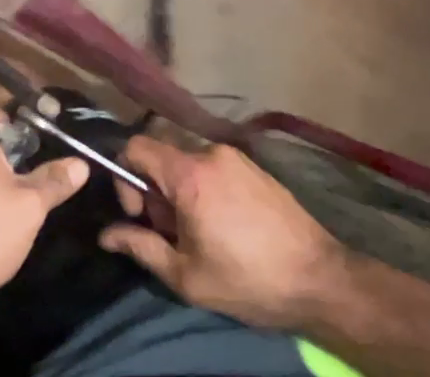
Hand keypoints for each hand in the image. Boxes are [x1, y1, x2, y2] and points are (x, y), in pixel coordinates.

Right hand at [98, 137, 344, 327]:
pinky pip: (213, 168)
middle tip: (173, 232)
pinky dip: (205, 190)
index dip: (125, 178)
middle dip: (155, 192)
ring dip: (180, 192)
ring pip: (187, 163)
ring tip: (201, 233)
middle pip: (161, 157)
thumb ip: (141, 247)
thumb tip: (105, 235)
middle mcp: (210, 154)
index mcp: (189, 174)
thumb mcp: (186, 275)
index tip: (141, 215)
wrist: (323, 282)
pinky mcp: (256, 168)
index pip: (134, 147)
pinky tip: (225, 226)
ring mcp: (237, 158)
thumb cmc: (249, 280)